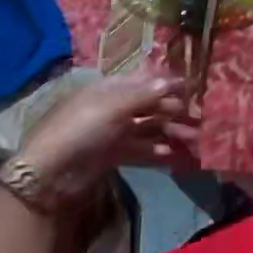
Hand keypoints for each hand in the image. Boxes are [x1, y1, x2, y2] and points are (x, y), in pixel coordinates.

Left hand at [16, 74, 197, 200]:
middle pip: (150, 104)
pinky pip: (140, 149)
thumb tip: (171, 80)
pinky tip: (173, 155)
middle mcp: (114, 106)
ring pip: (148, 127)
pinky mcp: (112, 155)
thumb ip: (144, 95)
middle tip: (202, 119)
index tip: (197, 88)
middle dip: (175, 110)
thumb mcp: (112, 107)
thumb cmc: (81, 128)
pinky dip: (156, 150)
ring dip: (171, 131)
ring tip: (195, 139)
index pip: (146, 80)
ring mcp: (113, 131)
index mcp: (111, 87)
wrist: (50, 171)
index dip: (170, 83)